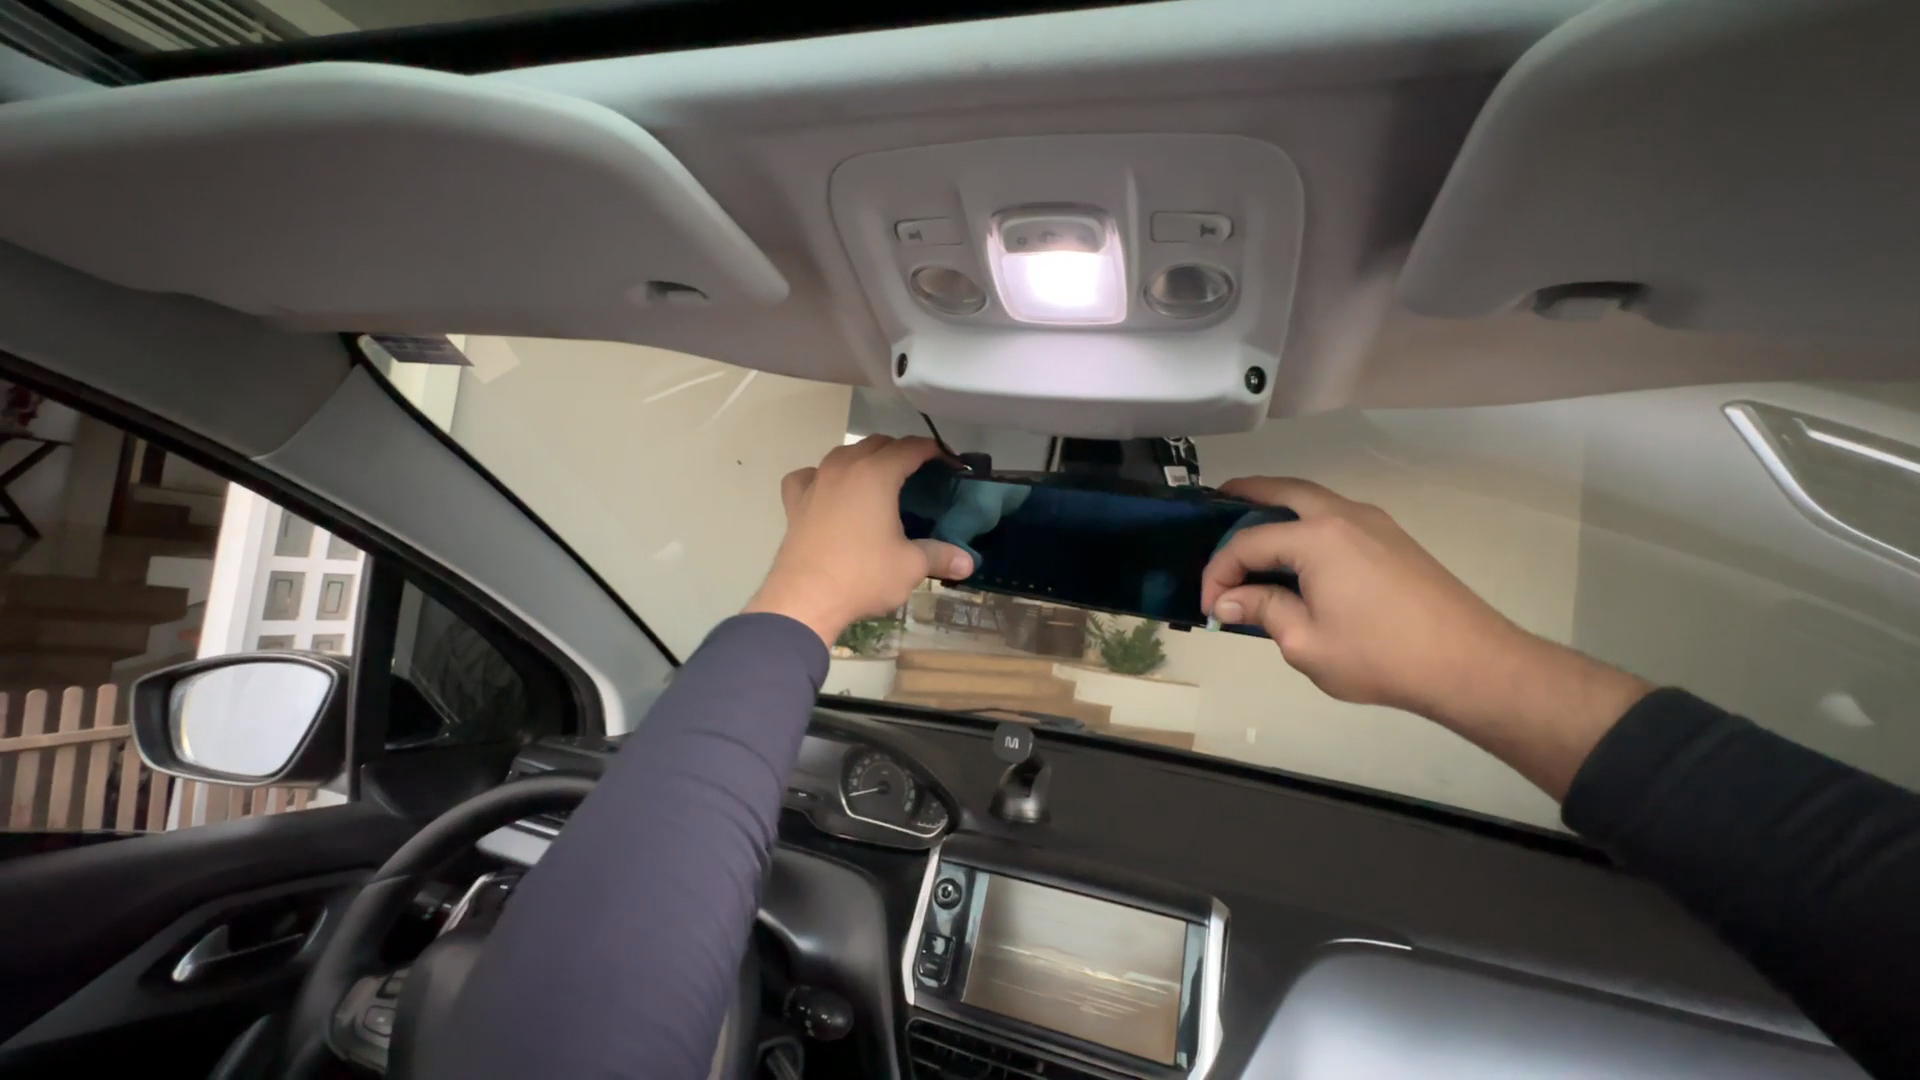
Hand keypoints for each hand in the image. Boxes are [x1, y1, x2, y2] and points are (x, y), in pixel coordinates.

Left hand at [745, 436, 973, 646]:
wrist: (805, 599)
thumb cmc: (863, 576)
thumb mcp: (910, 566)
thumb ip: (940, 556)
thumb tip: (968, 563)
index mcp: (876, 474)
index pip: (910, 448)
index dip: (932, 451)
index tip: (946, 463)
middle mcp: (844, 467)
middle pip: (876, 443)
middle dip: (899, 452)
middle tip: (917, 475)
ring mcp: (816, 482)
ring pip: (842, 454)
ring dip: (863, 459)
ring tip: (878, 481)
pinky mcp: (795, 502)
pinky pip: (809, 476)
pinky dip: (822, 477)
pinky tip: (828, 492)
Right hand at [1200, 477, 1521, 717]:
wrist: (1470, 664)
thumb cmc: (1380, 656)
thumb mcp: (1305, 642)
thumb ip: (1262, 611)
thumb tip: (1228, 601)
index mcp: (1316, 538)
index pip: (1248, 543)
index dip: (1219, 572)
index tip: (1210, 607)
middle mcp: (1344, 516)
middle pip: (1283, 490)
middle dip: (1245, 492)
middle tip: (1217, 501)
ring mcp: (1374, 523)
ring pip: (1313, 499)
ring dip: (1279, 505)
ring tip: (1250, 523)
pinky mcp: (1392, 539)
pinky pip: (1335, 517)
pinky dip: (1305, 521)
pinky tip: (1296, 550)